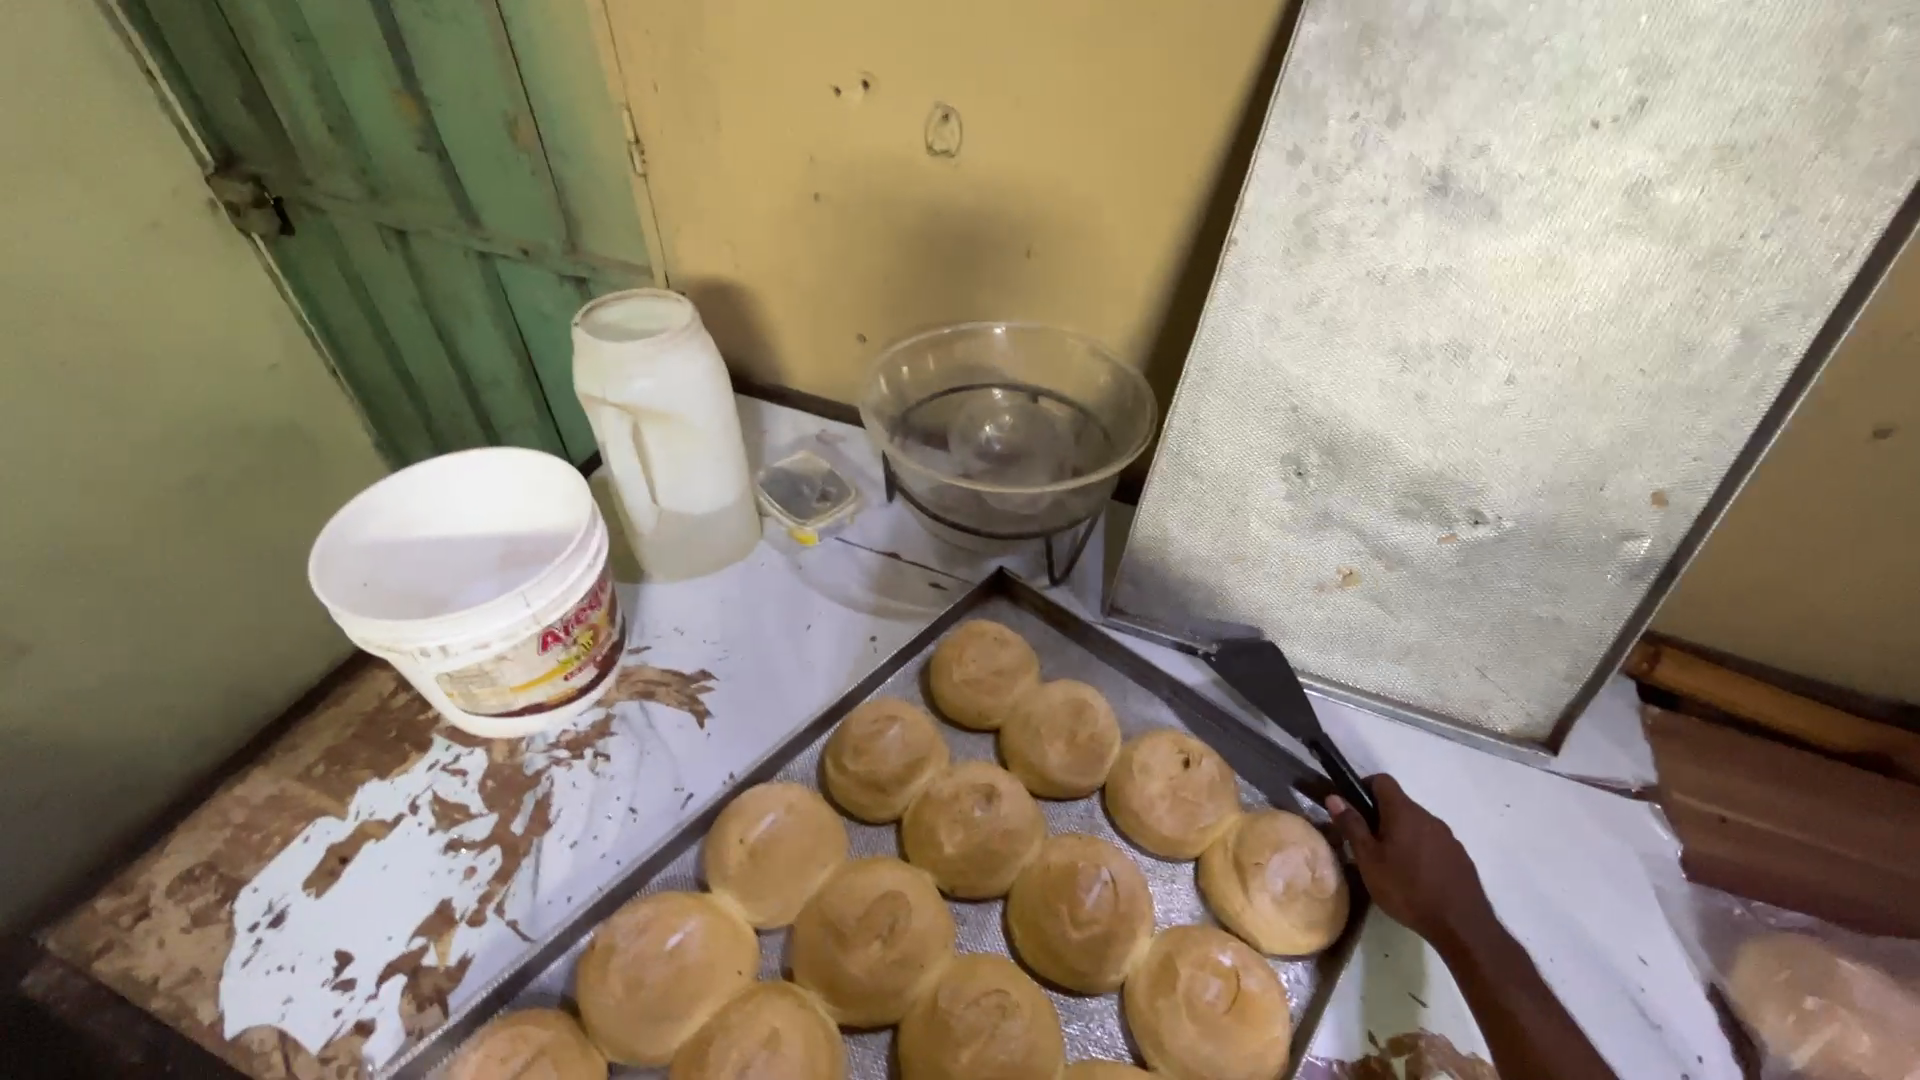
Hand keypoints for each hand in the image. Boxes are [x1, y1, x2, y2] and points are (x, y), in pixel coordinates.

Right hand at [1326, 775, 1495, 950]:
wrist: (1462, 926)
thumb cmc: (1407, 889)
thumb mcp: (1369, 860)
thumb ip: (1352, 826)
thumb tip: (1334, 797)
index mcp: (1404, 812)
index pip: (1382, 780)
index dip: (1364, 787)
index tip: (1353, 809)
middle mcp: (1428, 817)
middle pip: (1399, 804)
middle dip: (1380, 817)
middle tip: (1367, 845)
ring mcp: (1448, 837)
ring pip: (1417, 825)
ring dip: (1401, 835)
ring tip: (1392, 865)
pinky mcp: (1461, 857)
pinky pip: (1433, 843)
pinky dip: (1420, 851)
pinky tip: (1417, 878)